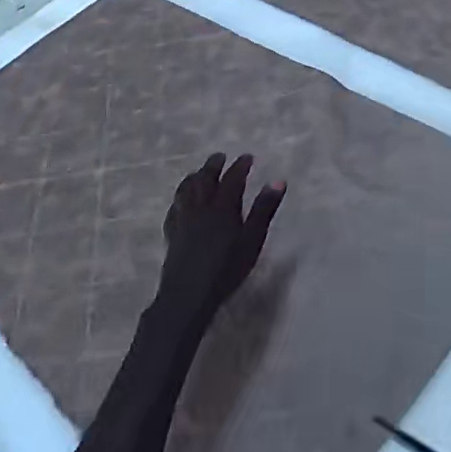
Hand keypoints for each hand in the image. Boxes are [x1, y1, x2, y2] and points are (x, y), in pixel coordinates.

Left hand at [157, 153, 285, 323]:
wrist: (189, 294)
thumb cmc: (227, 268)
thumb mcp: (252, 240)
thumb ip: (264, 210)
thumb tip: (278, 181)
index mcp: (222, 206)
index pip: (232, 179)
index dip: (240, 166)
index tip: (248, 157)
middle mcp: (200, 207)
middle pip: (204, 179)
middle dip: (213, 165)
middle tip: (220, 157)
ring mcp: (183, 219)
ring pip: (186, 190)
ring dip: (194, 177)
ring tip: (199, 172)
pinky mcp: (172, 233)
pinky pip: (174, 207)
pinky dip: (180, 197)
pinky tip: (181, 202)